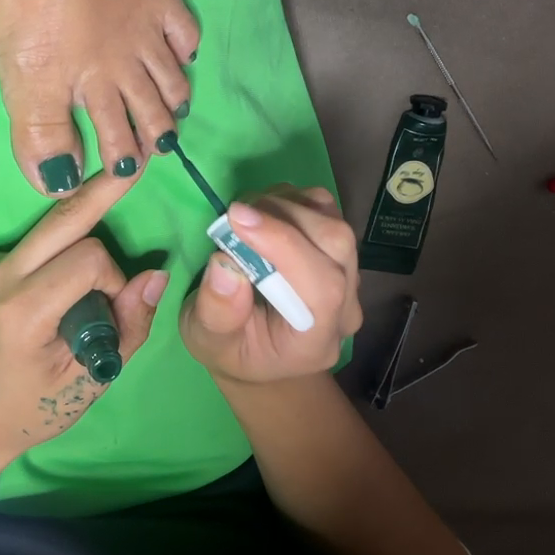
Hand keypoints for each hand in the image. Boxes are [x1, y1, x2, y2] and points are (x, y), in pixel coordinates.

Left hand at [0, 170, 168, 483]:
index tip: (112, 307)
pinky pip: (42, 237)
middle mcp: (0, 276)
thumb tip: (155, 275)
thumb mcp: (91, 381)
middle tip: (135, 165)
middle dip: (103, 191)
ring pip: (54, 222)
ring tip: (107, 243)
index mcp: (22, 311)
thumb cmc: (35, 407)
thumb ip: (129, 326)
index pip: (87, 257)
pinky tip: (72, 273)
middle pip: (64, 216)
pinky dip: (67, 244)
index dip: (113, 276)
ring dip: (86, 227)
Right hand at [180, 185, 360, 385]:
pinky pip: (325, 210)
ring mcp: (347, 276)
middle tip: (234, 214)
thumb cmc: (232, 351)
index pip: (322, 286)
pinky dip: (292, 200)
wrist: (260, 354)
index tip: (236, 218)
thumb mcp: (207, 341)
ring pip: (331, 220)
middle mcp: (344, 306)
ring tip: (244, 215)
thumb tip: (224, 263)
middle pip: (335, 243)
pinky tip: (263, 214)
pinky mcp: (337, 250)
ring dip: (285, 205)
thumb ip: (217, 311)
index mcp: (315, 338)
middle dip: (282, 216)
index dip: (284, 244)